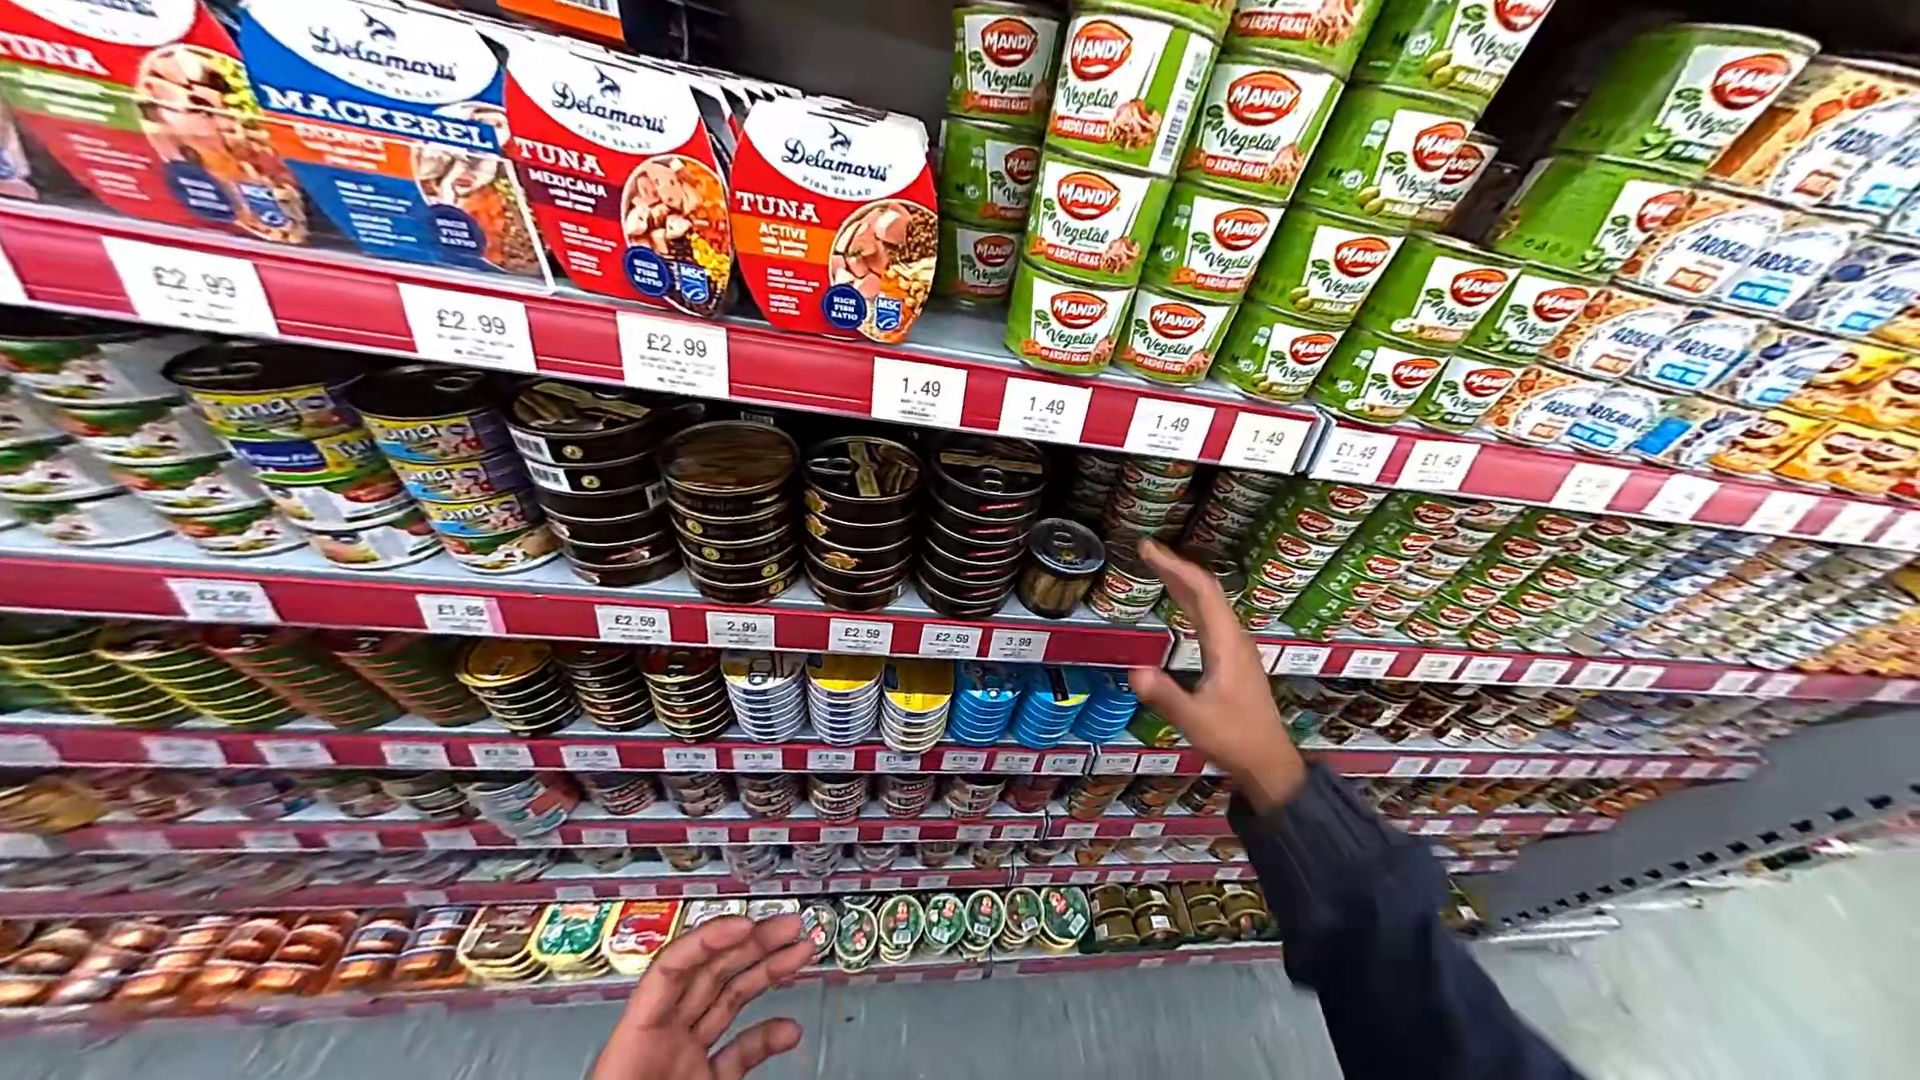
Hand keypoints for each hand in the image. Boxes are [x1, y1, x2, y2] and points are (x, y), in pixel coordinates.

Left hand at [591, 913, 812, 1079]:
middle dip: (753, 945)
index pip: (671, 971)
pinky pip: (737, 1051)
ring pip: (729, 1002)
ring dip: (767, 974)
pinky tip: (790, 1030)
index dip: (709, 940)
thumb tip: (763, 1038)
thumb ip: (715, 1066)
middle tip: (791, 925)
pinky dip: (766, 1036)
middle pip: (709, 976)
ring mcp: (683, 1063)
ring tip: (803, 952)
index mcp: (635, 1043)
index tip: (749, 927)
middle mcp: (661, 1042)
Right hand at [1128, 540, 1306, 811]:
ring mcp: (1234, 647)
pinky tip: (1177, 601)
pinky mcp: (1231, 658)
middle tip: (1145, 550)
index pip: (1202, 593)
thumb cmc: (1235, 740)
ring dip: (1183, 581)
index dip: (1175, 567)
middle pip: (1206, 591)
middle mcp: (1233, 638)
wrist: (1269, 762)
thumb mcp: (1196, 721)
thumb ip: (1166, 697)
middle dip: (1176, 567)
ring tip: (1156, 566)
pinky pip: (1209, 616)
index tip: (1148, 550)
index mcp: (1226, 645)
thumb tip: (1134, 671)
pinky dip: (1189, 599)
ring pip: (1209, 602)